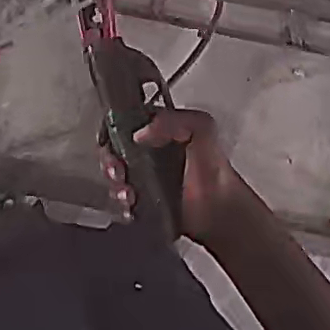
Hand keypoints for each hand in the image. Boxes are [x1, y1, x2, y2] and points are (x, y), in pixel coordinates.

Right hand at [101, 107, 260, 244]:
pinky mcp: (142, 201)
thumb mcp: (202, 127)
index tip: (111, 139)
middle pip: (113, 149)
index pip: (125, 121)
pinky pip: (120, 201)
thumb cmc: (214, 166)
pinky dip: (119, 205)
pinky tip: (131, 207)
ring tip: (128, 193)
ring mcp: (143, 177)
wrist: (221, 209)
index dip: (113, 128)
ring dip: (114, 185)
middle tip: (118, 171)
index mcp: (158, 128)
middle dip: (109, 160)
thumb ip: (174, 120)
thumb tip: (141, 132)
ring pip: (113, 176)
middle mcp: (147, 150)